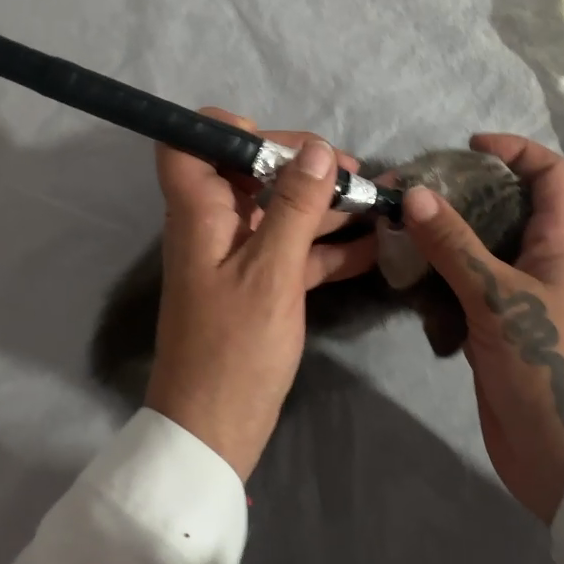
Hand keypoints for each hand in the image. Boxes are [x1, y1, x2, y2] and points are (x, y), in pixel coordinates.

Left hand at [144, 109, 377, 480]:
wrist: (214, 433)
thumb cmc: (235, 348)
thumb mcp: (272, 272)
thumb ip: (294, 206)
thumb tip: (318, 148)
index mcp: (199, 212)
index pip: (186, 144)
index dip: (224, 130)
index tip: (277, 143)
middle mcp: (214, 224)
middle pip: (249, 171)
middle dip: (301, 165)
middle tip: (353, 172)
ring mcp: (238, 255)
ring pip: (279, 210)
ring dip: (325, 203)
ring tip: (378, 200)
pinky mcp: (260, 284)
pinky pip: (294, 249)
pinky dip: (328, 246)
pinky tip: (375, 247)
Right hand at [401, 134, 563, 522]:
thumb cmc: (549, 367)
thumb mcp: (501, 300)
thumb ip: (455, 246)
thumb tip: (414, 194)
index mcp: (557, 245)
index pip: (549, 175)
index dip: (516, 150)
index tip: (469, 146)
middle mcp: (536, 263)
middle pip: (498, 208)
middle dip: (455, 196)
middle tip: (408, 193)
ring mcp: (512, 298)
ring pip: (471, 251)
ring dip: (436, 243)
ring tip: (395, 236)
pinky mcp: (490, 330)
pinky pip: (457, 292)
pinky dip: (433, 286)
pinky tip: (406, 289)